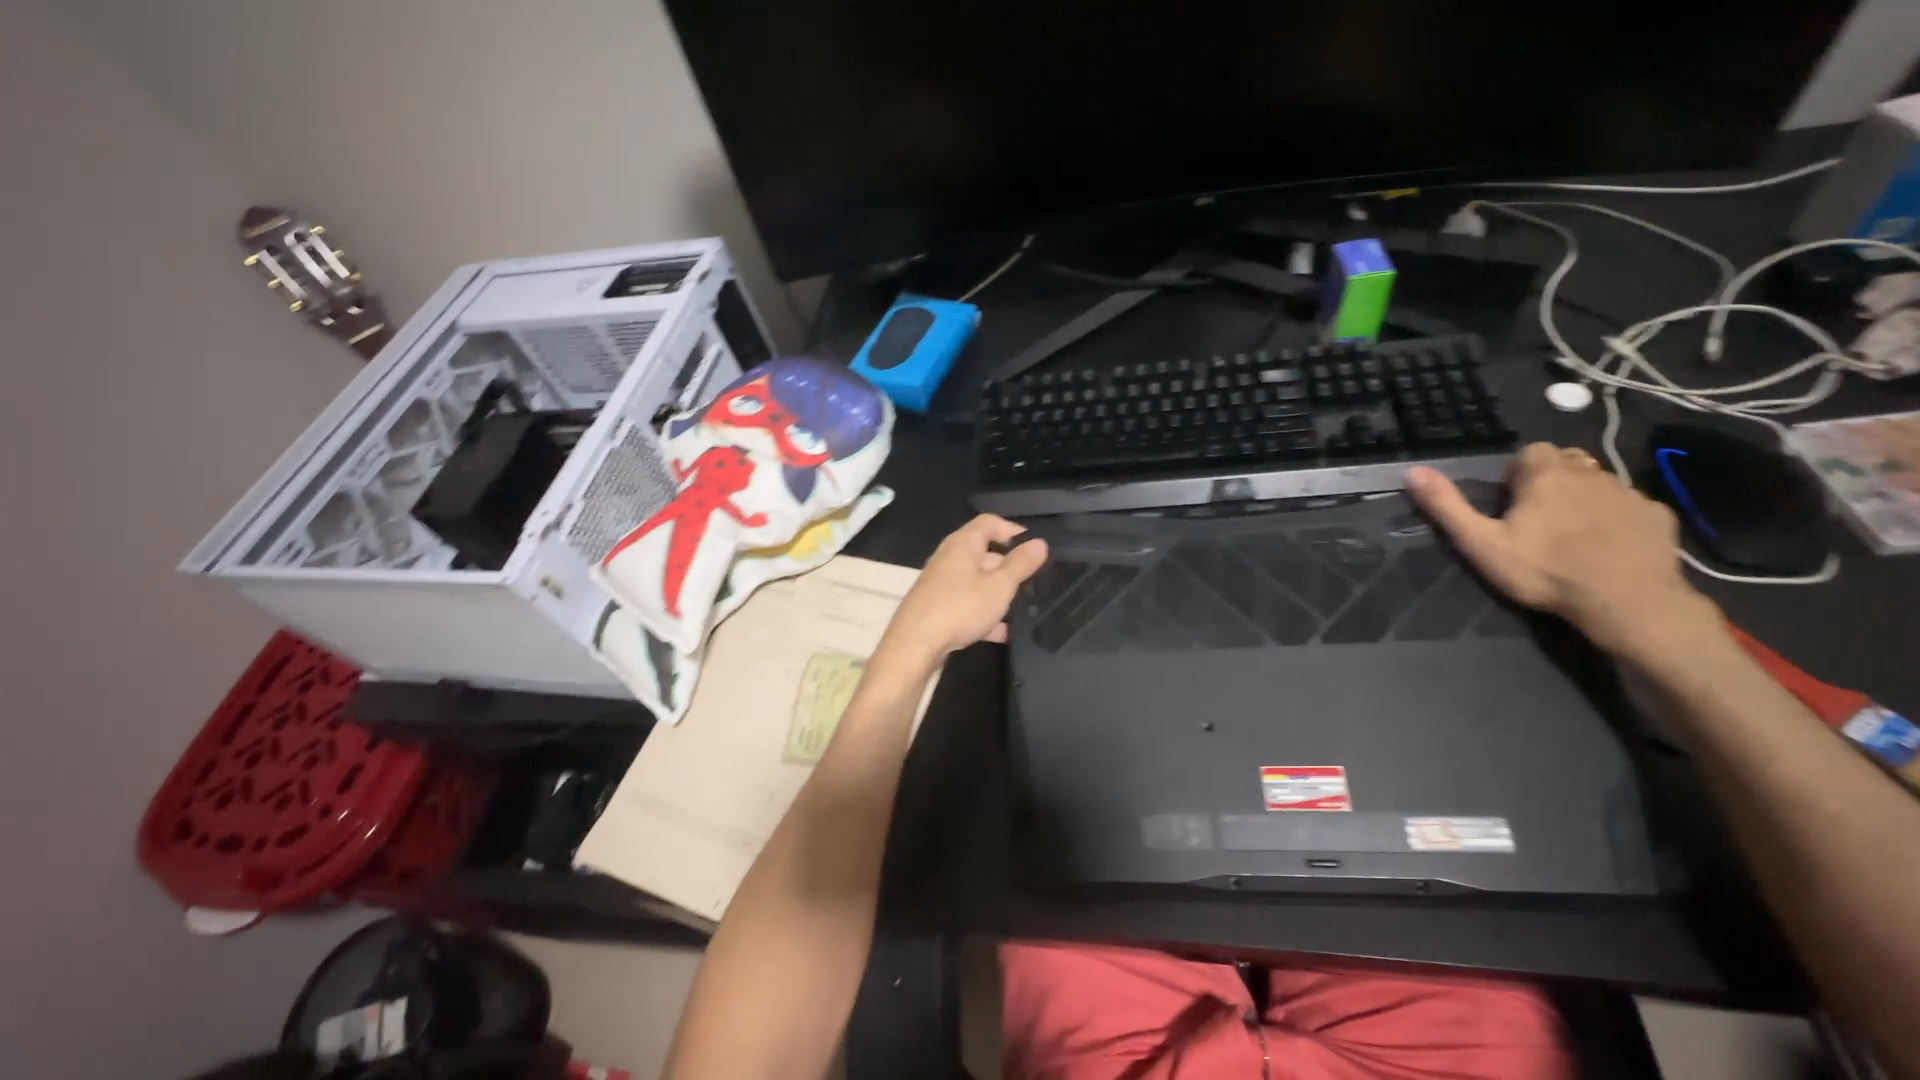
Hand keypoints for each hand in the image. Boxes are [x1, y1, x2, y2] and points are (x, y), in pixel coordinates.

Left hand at [881, 514, 1049, 663]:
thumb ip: (1020, 564)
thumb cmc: (960, 607)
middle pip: (984, 553)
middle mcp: (949, 559)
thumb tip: (1039, 543)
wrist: (914, 645)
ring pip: (977, 582)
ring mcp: (941, 584)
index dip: (1014, 531)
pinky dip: (985, 615)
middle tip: (1033, 582)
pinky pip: (968, 605)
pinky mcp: (937, 608)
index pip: (990, 523)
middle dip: (1009, 567)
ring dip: (999, 594)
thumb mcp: (999, 586)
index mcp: (963, 544)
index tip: (1035, 549)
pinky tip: (1003, 633)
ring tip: (1023, 609)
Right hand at [1407, 443, 1714, 658]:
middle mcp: (1589, 472)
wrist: (1627, 601)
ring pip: (1601, 482)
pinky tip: (1612, 546)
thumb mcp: (1482, 544)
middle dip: (1554, 479)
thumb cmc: (1545, 571)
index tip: (1513, 501)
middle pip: (1568, 461)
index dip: (1519, 473)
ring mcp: (1628, 492)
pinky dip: (1620, 518)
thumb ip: (1448, 507)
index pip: (1531, 451)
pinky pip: (1633, 506)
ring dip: (1586, 496)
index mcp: (1545, 475)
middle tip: (1542, 515)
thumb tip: (1412, 471)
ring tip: (1575, 532)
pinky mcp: (1657, 514)